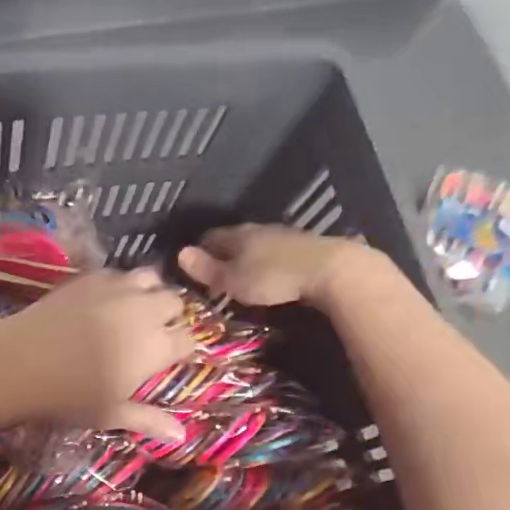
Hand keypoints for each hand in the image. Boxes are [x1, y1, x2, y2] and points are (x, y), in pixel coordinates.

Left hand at [0, 269, 195, 440]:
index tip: (174, 360)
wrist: (19, 363)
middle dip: (170, 316)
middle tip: (153, 335)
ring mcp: (116, 289)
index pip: (187, 340)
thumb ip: (148, 420)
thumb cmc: (68, 397)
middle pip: (173, 303)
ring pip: (150, 279)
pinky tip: (106, 299)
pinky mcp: (88, 278)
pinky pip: (117, 273)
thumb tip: (181, 434)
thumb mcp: (110, 414)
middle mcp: (144, 311)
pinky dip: (120, 284)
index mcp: (156, 346)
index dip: (184, 350)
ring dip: (149, 292)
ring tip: (135, 310)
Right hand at [177, 224, 382, 306]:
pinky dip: (265, 262)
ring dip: (245, 257)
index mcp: (237, 235)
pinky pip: (274, 252)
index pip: (209, 237)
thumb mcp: (232, 280)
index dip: (198, 251)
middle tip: (213, 274)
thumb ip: (206, 269)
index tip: (191, 267)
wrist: (330, 270)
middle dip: (221, 254)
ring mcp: (283, 236)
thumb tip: (179, 253)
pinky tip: (267, 274)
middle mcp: (258, 229)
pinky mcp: (303, 247)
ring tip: (238, 276)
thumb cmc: (272, 277)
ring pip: (255, 244)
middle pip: (233, 239)